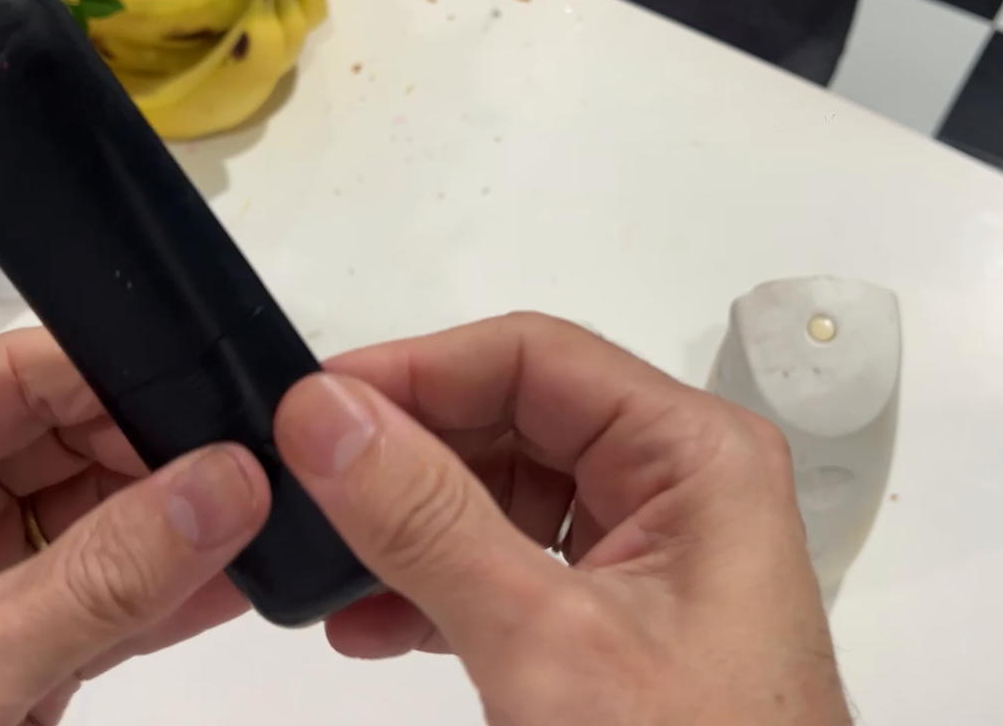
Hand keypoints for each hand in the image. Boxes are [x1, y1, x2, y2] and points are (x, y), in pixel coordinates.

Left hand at [0, 329, 270, 725]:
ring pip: (120, 502)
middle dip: (166, 449)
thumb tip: (227, 485)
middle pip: (84, 433)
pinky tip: (247, 571)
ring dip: (190, 515)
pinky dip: (187, 580)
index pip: (15, 379)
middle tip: (255, 460)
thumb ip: (99, 578)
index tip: (214, 384)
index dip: (114, 373)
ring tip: (265, 508)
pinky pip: (132, 577)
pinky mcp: (43, 624)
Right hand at [274, 313, 849, 724]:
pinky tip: (372, 618)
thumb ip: (427, 522)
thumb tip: (323, 413)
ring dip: (412, 520)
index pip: (536, 357)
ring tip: (329, 555)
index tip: (320, 396)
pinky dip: (438, 577)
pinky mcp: (614, 597)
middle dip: (409, 450)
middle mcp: (673, 474)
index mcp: (693, 450)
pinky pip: (511, 552)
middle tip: (310, 474)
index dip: (421, 365)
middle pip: (516, 415)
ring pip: (502, 484)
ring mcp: (643, 537)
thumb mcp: (545, 646)